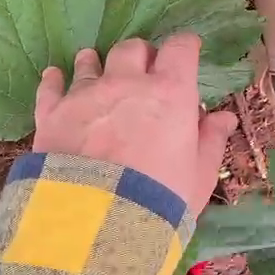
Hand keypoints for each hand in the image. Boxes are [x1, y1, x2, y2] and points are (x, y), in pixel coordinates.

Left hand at [33, 34, 236, 215]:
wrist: (97, 227)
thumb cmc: (160, 202)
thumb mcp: (198, 176)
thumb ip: (210, 141)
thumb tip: (223, 116)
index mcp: (169, 93)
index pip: (180, 50)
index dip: (185, 47)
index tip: (188, 51)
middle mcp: (126, 83)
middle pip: (132, 49)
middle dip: (142, 55)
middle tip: (144, 70)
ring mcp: (85, 95)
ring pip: (89, 61)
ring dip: (97, 62)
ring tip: (96, 67)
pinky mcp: (52, 114)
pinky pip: (51, 86)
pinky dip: (55, 79)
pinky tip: (54, 77)